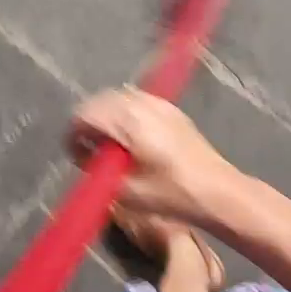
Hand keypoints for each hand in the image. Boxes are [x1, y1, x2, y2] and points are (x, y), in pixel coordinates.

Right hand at [71, 87, 245, 227]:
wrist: (216, 189)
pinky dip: (124, 113)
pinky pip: (135, 100)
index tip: (77, 156)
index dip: (74, 134)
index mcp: (128, 122)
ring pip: (116, 97)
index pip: (84, 113)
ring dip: (105, 116)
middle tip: (91, 152)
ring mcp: (157, 102)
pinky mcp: (170, 108)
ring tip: (110, 145)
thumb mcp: (126, 191)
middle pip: (98, 101)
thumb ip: (98, 171)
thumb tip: (86, 158)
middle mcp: (140, 104)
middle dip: (88, 123)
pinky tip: (131, 138)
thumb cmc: (171, 194)